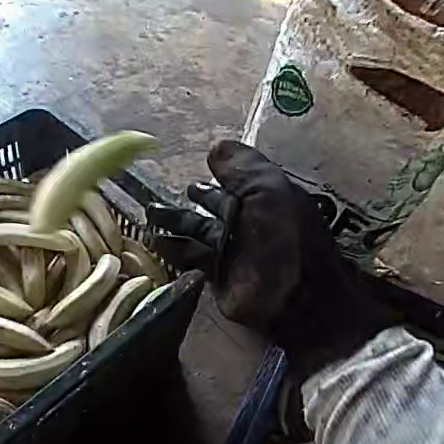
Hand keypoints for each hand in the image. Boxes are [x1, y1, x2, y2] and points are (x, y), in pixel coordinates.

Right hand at [151, 141, 392, 374]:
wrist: (294, 294)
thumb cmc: (285, 236)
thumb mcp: (270, 189)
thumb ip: (243, 167)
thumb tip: (216, 148)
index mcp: (265, 199)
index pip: (236, 183)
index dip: (216, 177)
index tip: (194, 169)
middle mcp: (248, 223)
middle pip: (212, 207)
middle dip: (190, 201)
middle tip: (161, 194)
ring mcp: (232, 251)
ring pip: (198, 231)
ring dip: (174, 223)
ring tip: (149, 215)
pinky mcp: (218, 277)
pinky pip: (192, 259)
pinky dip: (173, 250)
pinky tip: (153, 241)